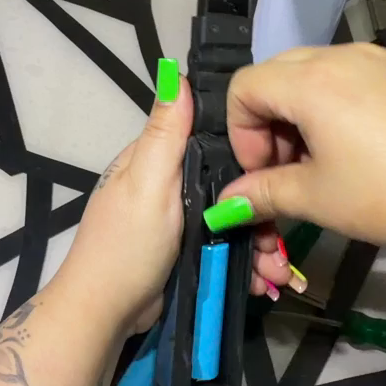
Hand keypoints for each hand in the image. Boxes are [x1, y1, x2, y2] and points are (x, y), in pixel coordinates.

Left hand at [52, 68, 299, 334]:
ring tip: (276, 275)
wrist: (105, 314)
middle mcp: (166, 185)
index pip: (210, 143)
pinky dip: (246, 264)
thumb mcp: (147, 183)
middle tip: (281, 245)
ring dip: (259, 247)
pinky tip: (263, 283)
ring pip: (231, 222)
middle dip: (260, 215)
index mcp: (154, 161)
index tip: (279, 176)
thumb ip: (165, 134)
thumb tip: (174, 72)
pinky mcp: (185, 253)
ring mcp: (176, 222)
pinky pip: (225, 249)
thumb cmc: (127, 244)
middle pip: (229, 187)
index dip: (247, 157)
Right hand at [214, 44, 385, 283]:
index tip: (264, 175)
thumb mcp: (320, 199)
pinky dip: (343, 110)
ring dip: (305, 117)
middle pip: (278, 75)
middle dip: (269, 123)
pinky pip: (359, 79)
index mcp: (311, 79)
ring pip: (319, 75)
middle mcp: (345, 55)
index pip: (243, 87)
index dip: (241, 134)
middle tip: (292, 171)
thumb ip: (264, 194)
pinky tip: (374, 155)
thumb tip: (228, 203)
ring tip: (332, 166)